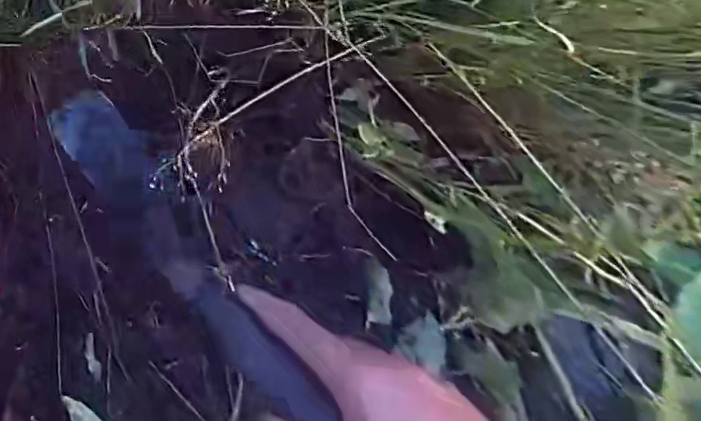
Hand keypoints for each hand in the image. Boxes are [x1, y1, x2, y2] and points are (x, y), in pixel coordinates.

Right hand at [235, 287, 483, 420]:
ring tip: (334, 403)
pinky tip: (382, 418)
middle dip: (308, 352)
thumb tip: (265, 410)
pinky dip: (383, 397)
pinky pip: (407, 390)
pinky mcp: (462, 409)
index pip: (297, 325)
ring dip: (349, 379)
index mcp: (359, 373)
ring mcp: (433, 385)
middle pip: (336, 346)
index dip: (263, 307)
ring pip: (374, 368)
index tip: (237, 291)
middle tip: (284, 369)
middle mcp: (394, 365)